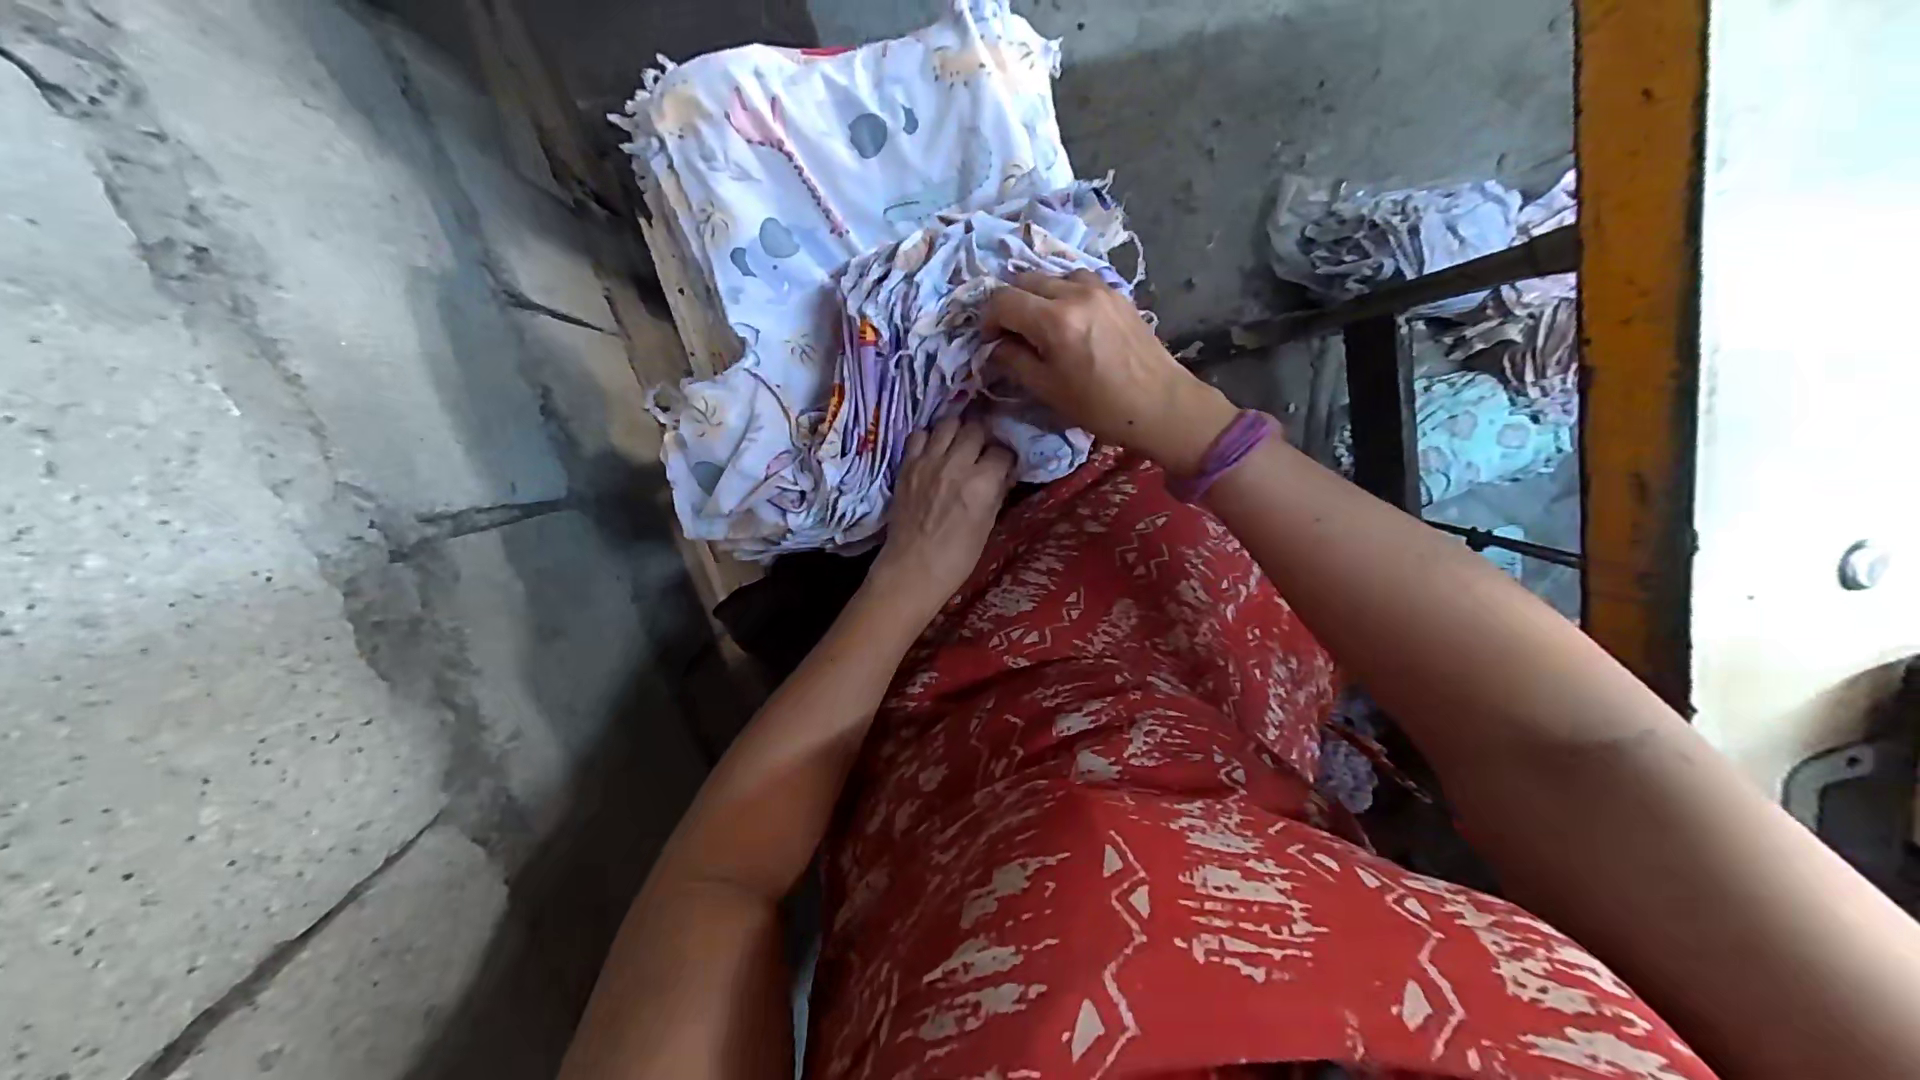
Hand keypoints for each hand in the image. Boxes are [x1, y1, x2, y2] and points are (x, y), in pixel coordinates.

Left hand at [868, 418, 1015, 618]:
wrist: (913, 568)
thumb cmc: (957, 557)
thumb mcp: (987, 525)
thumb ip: (996, 493)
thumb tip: (1003, 473)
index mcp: (982, 483)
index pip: (1003, 451)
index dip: (1006, 457)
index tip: (1004, 464)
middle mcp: (956, 465)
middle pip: (976, 429)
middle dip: (984, 437)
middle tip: (982, 449)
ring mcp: (928, 462)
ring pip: (949, 423)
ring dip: (958, 430)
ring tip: (958, 443)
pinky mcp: (907, 465)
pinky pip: (919, 434)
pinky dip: (929, 437)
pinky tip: (934, 449)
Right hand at [982, 270, 1239, 473]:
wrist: (1160, 405)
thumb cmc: (1099, 406)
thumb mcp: (1047, 389)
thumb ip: (1014, 360)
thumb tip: (995, 345)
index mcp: (1054, 320)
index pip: (1002, 300)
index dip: (988, 319)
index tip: (989, 340)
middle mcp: (1075, 293)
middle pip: (1024, 279)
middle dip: (1010, 303)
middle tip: (1010, 332)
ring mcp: (1100, 288)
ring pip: (1052, 275)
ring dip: (1037, 295)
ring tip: (1039, 323)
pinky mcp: (1117, 292)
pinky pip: (1078, 280)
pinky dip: (1063, 292)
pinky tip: (1067, 317)